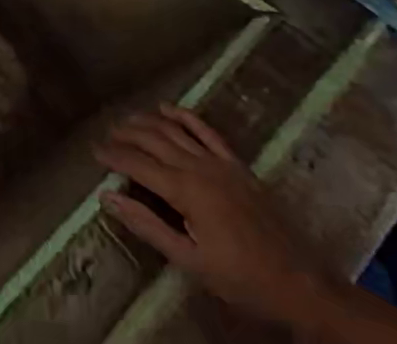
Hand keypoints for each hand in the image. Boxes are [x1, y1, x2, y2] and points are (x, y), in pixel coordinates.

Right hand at [96, 104, 335, 327]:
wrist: (304, 287)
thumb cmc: (242, 279)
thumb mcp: (189, 260)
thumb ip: (146, 224)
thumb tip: (106, 196)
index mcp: (184, 190)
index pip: (136, 163)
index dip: (111, 155)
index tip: (92, 152)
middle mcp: (199, 167)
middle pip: (151, 139)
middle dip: (124, 134)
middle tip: (105, 136)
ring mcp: (221, 163)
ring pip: (174, 129)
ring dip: (146, 121)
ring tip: (126, 120)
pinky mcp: (238, 165)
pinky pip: (207, 131)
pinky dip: (185, 116)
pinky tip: (168, 109)